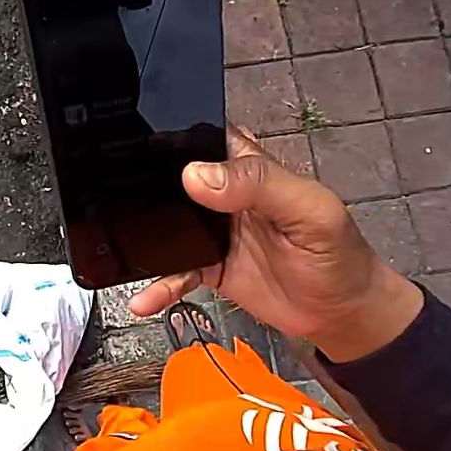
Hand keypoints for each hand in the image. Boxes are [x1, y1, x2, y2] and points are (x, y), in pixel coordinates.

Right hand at [128, 127, 423, 361]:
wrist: (342, 314)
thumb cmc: (338, 254)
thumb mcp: (309, 211)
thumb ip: (259, 185)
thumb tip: (195, 175)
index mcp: (251, 169)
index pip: (206, 138)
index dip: (173, 136)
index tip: (132, 141)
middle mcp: (227, 197)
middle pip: (176, 181)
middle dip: (143, 186)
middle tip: (108, 194)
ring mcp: (216, 234)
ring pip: (170, 227)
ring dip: (145, 237)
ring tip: (117, 249)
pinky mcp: (212, 269)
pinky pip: (177, 272)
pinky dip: (160, 285)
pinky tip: (145, 299)